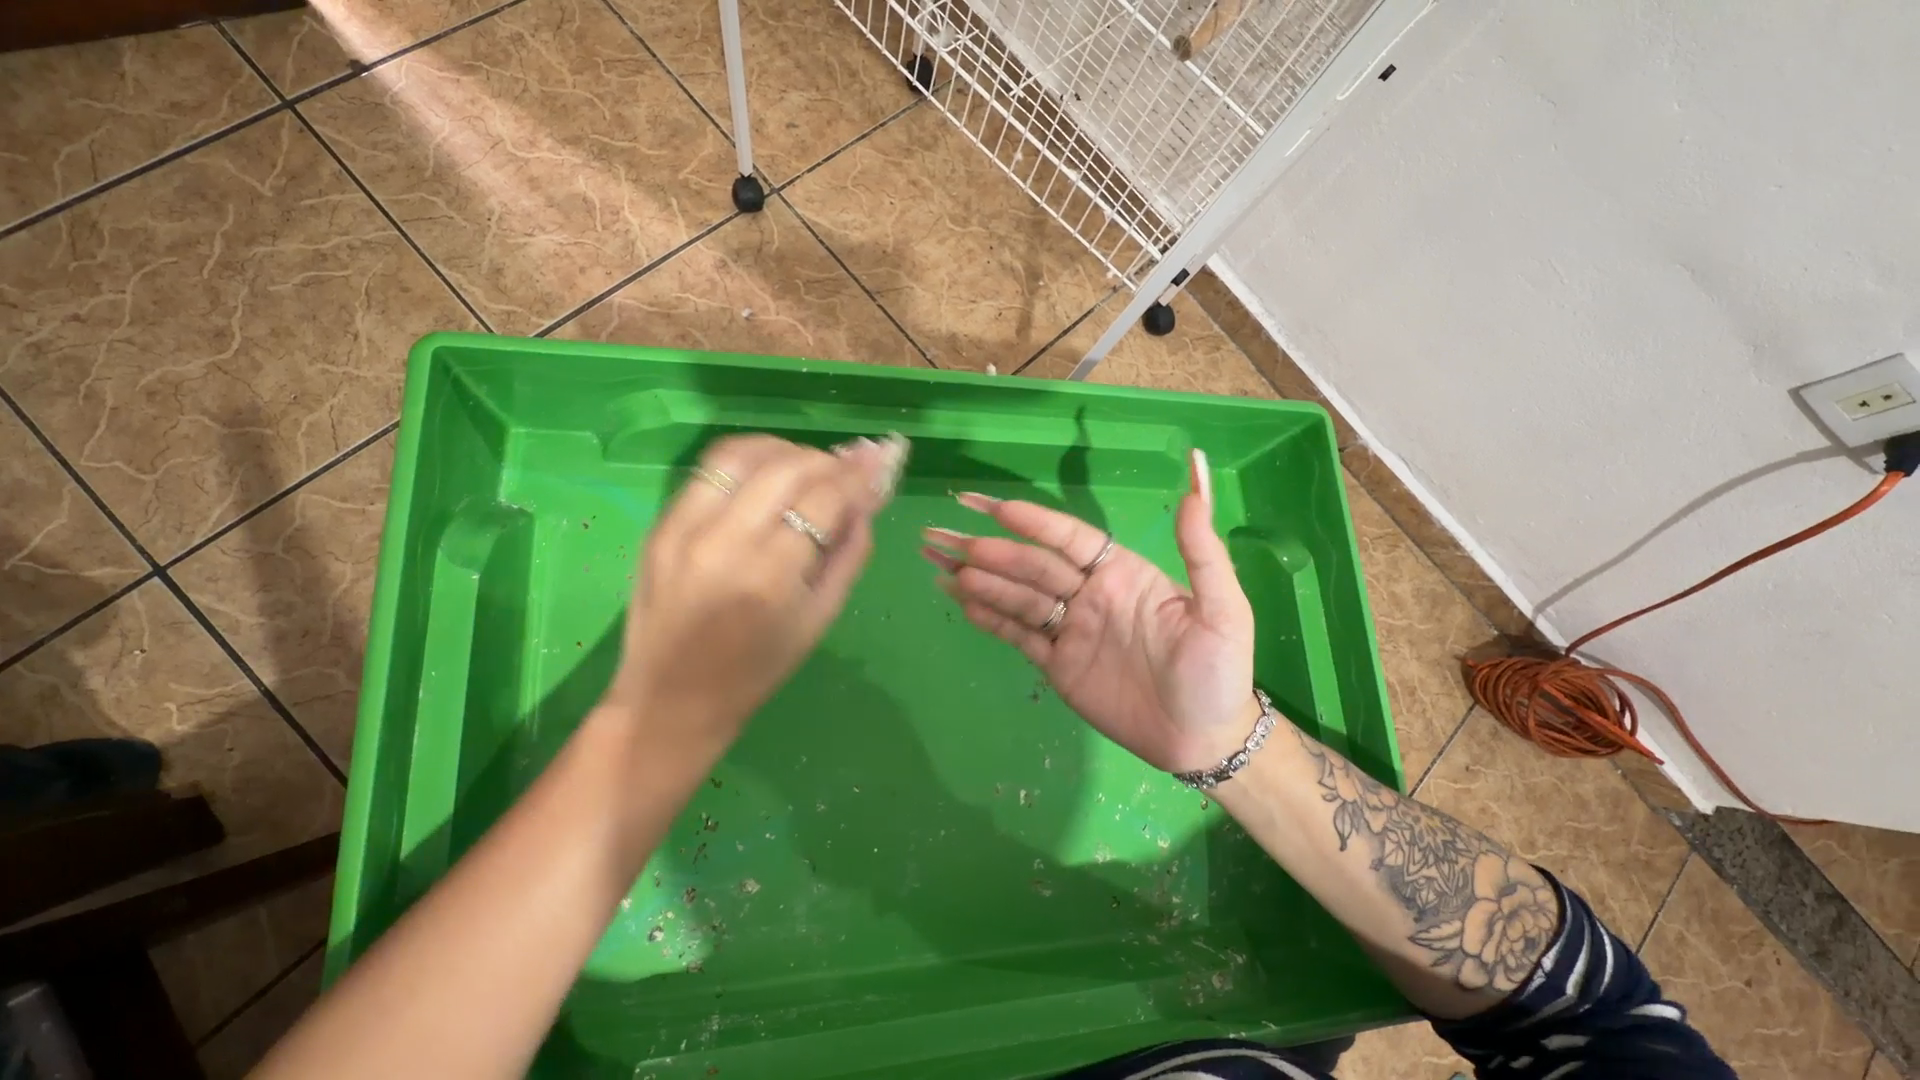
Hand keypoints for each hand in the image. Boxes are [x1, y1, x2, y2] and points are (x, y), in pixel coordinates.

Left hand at [609, 434, 906, 753]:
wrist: (671, 698)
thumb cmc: (757, 670)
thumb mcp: (820, 618)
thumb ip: (849, 552)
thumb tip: (868, 498)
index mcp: (768, 577)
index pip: (824, 500)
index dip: (859, 476)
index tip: (883, 460)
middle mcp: (723, 542)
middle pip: (787, 468)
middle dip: (829, 460)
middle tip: (853, 464)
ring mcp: (683, 528)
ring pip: (743, 454)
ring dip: (786, 450)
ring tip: (810, 465)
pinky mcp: (660, 524)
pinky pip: (710, 469)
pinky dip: (749, 460)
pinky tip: (769, 473)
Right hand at [922, 449, 1259, 771]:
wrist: (1204, 739)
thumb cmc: (1218, 672)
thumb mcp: (1223, 609)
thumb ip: (1202, 550)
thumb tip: (1195, 483)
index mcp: (1122, 573)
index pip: (1069, 538)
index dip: (1031, 521)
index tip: (991, 506)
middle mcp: (1090, 594)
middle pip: (1031, 566)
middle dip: (987, 551)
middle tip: (940, 538)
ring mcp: (1071, 630)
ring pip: (1017, 598)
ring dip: (978, 580)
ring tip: (938, 565)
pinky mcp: (1059, 665)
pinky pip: (1018, 636)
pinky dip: (988, 617)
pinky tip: (959, 600)